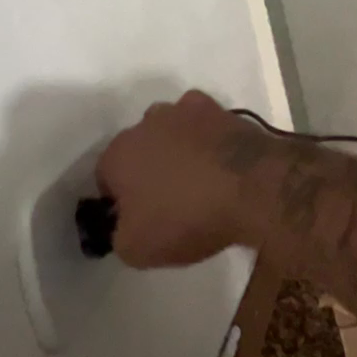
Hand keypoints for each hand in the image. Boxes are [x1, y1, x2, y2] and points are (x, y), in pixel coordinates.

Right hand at [94, 90, 271, 268]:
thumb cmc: (186, 218)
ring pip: (170, 131)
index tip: (138, 220)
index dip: (119, 201)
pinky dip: (205, 137)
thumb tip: (124, 223)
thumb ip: (118, 234)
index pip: (106, 178)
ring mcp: (184, 109)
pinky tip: (218, 160)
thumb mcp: (135, 249)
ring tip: (198, 180)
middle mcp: (147, 121)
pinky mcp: (219, 107)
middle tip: (168, 201)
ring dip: (176, 150)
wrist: (251, 186)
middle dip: (147, 170)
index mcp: (119, 153)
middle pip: (139, 149)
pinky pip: (202, 124)